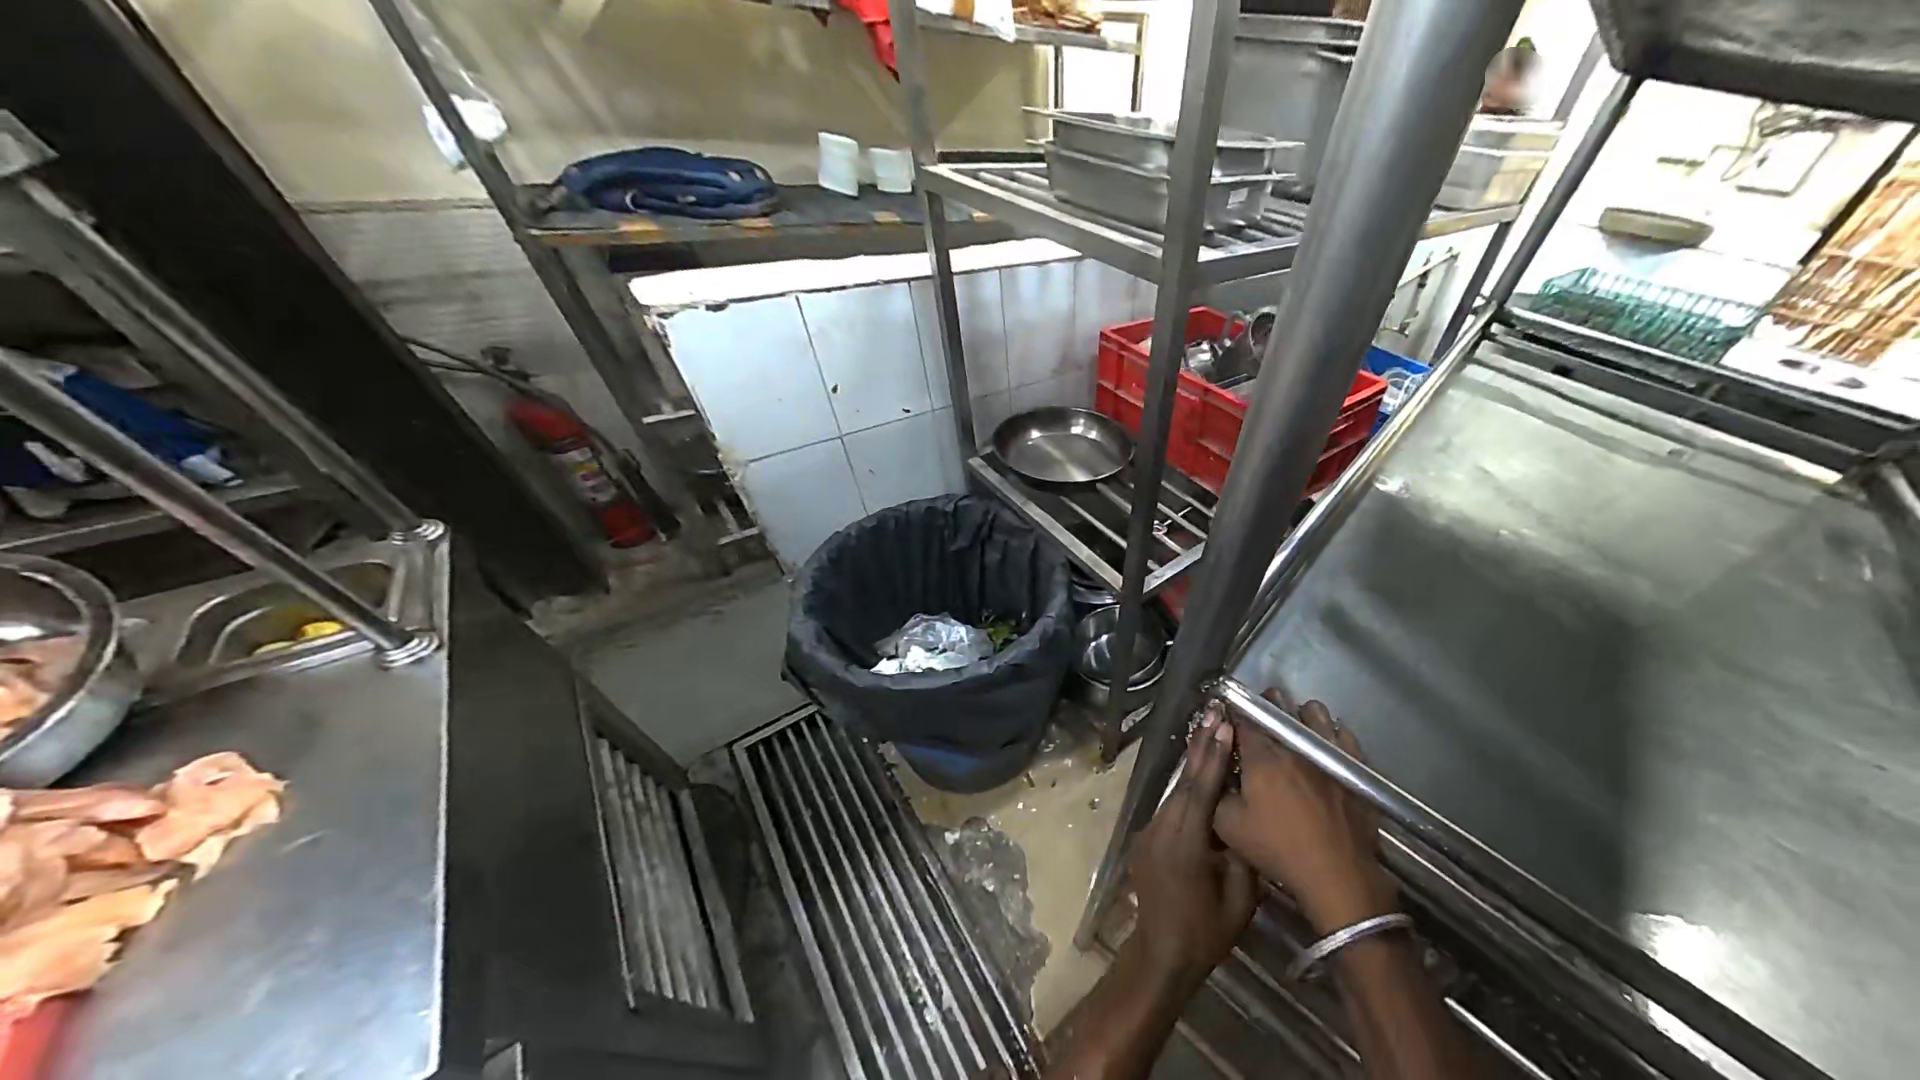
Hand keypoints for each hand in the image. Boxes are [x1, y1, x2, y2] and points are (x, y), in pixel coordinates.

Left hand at [1126, 707, 1257, 987]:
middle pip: (1184, 782)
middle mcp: (1161, 828)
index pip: (1201, 791)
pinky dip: (1186, 788)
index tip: (1223, 725)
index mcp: (1185, 842)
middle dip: (1200, 747)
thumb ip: (1242, 853)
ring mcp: (1150, 831)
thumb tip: (1244, 817)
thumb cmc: (1206, 930)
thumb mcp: (1240, 896)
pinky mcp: (1147, 837)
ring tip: (1209, 732)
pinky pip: (1170, 806)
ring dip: (1193, 764)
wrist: (1162, 952)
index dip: (1213, 757)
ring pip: (1175, 792)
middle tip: (1212, 711)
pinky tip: (1198, 776)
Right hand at [1212, 691, 1397, 935]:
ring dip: (1300, 712)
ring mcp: (1329, 756)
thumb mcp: (1227, 824)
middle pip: (1279, 710)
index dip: (1234, 712)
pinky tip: (1328, 736)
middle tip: (1259, 711)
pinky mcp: (1356, 771)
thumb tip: (1218, 767)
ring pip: (1315, 714)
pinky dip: (1333, 730)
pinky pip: (1345, 736)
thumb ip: (1217, 788)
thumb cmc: (1277, 849)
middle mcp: (1295, 748)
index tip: (1229, 714)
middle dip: (1266, 705)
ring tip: (1294, 719)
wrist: (1337, 876)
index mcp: (1261, 757)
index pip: (1243, 720)